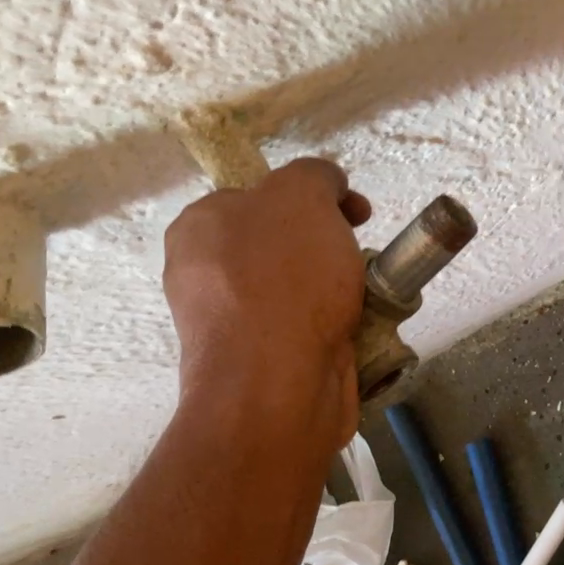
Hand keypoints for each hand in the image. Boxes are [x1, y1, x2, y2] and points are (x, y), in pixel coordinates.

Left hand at [162, 159, 371, 453]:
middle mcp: (205, 271)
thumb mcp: (303, 196)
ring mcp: (229, 322)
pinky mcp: (256, 363)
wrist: (275, 389)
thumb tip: (326, 189)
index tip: (356, 215)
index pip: (266, 193)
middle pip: (286, 242)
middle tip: (357, 259)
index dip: (318, 197)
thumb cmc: (286, 281)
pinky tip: (352, 333)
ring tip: (362, 301)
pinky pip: (304, 328)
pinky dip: (332, 327)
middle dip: (330, 246)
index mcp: (201, 225)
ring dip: (339, 289)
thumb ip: (314, 175)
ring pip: (300, 287)